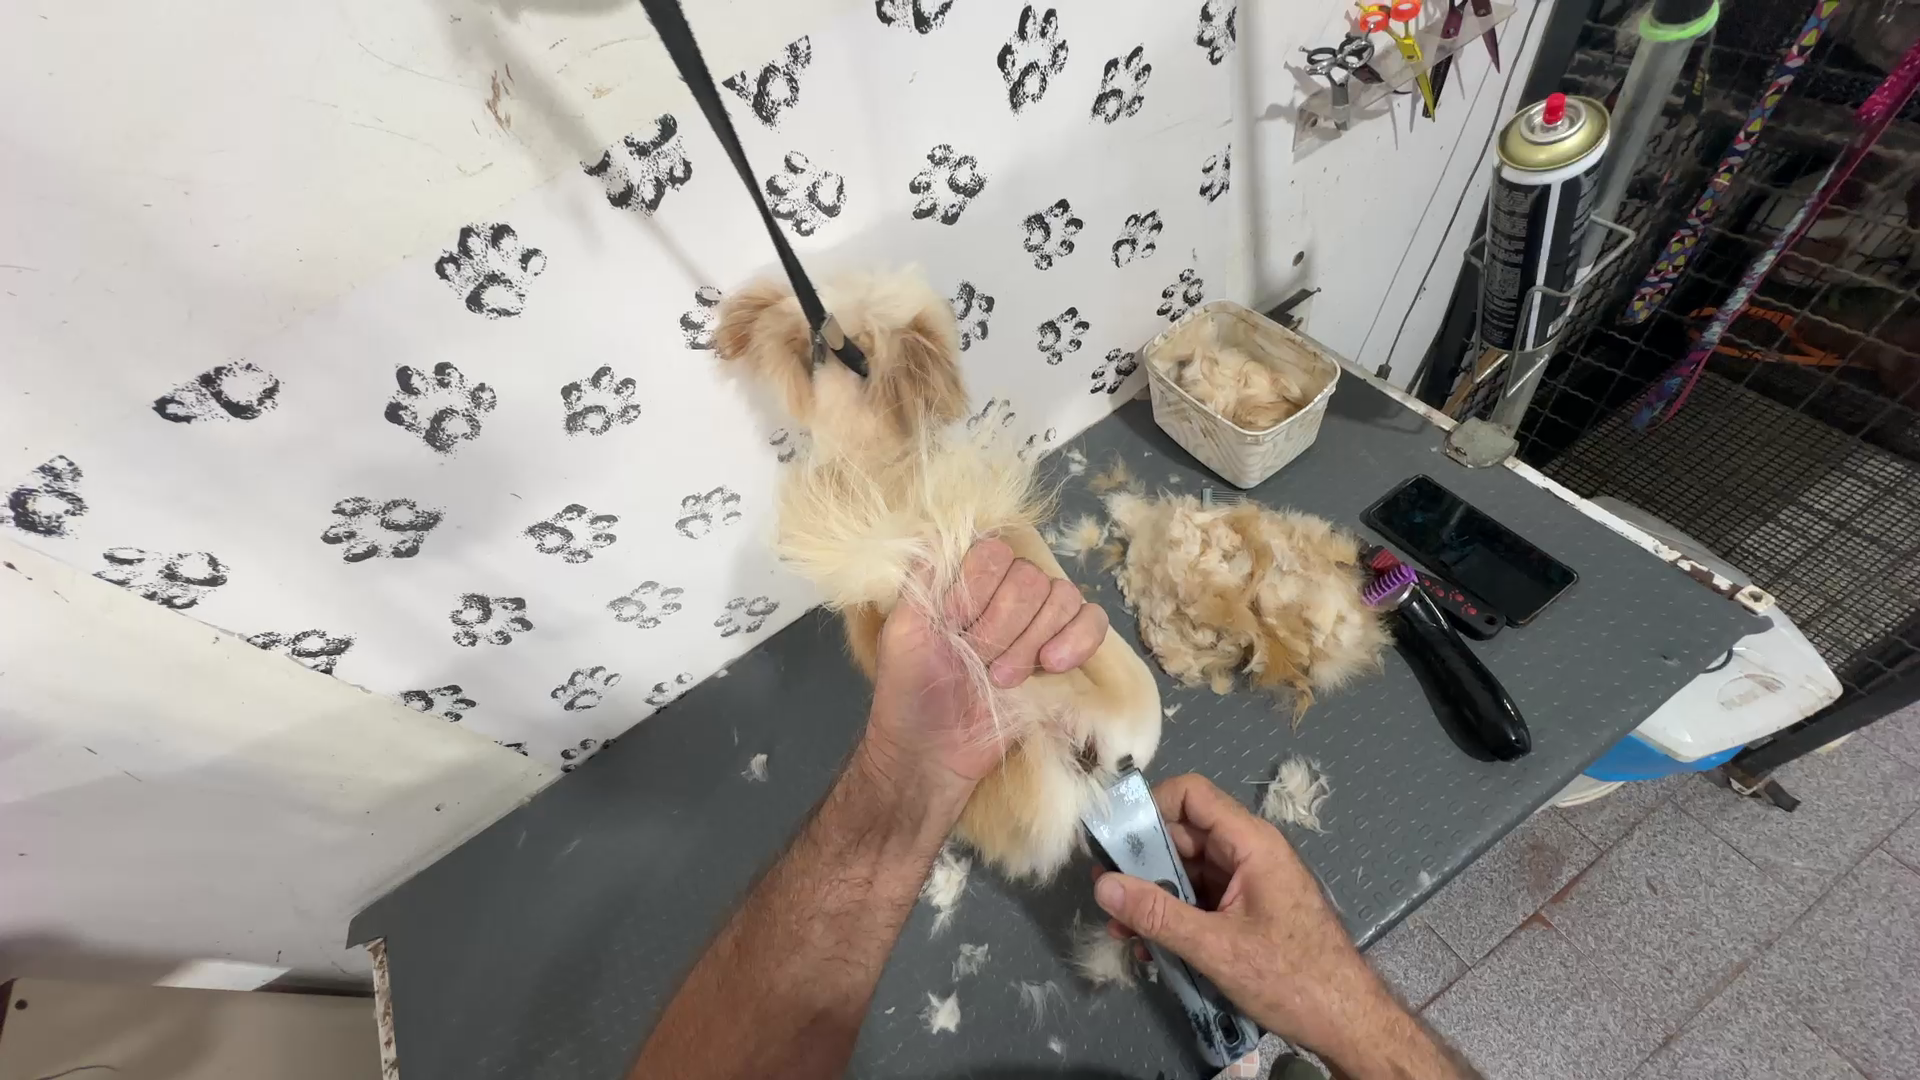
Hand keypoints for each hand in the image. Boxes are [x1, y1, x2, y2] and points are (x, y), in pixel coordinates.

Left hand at [860, 537, 1108, 807]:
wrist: (935, 753)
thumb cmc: (910, 691)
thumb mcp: (902, 631)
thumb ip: (922, 578)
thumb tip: (943, 528)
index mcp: (965, 581)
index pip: (993, 551)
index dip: (979, 588)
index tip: (953, 624)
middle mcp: (1004, 593)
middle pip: (1030, 577)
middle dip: (1004, 625)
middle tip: (979, 661)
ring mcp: (1037, 621)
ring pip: (1063, 596)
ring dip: (1034, 640)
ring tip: (1006, 677)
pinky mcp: (1065, 650)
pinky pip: (1093, 621)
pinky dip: (1079, 639)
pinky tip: (1053, 664)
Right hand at [1091, 775, 1415, 1075]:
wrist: (1354, 1030)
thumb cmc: (1294, 979)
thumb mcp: (1217, 948)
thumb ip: (1157, 914)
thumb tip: (1101, 885)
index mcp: (1250, 842)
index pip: (1192, 794)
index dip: (1151, 805)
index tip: (1118, 836)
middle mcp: (1247, 851)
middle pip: (1183, 834)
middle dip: (1142, 861)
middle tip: (1105, 887)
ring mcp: (1247, 881)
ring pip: (1187, 870)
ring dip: (1153, 896)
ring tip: (1121, 928)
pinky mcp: (1245, 909)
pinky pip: (1199, 898)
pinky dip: (1173, 916)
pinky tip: (1150, 947)